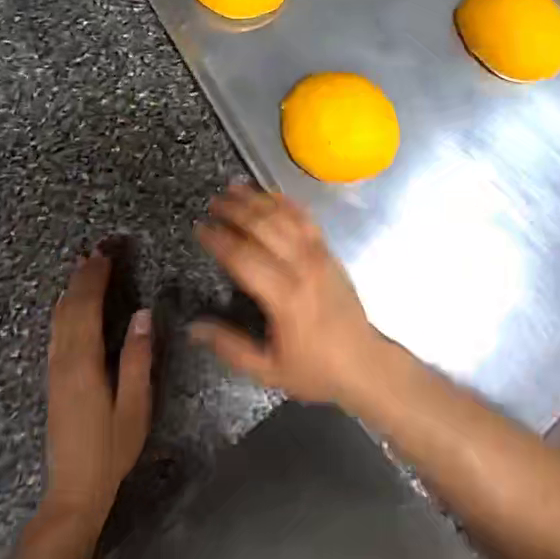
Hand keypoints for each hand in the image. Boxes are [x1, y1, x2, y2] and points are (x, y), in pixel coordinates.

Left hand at [42, 253, 151, 519]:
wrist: (74, 489)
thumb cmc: (111, 449)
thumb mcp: (134, 407)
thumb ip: (137, 359)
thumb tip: (142, 313)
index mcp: (83, 364)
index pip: (86, 309)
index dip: (95, 279)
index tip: (105, 254)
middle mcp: (63, 360)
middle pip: (69, 308)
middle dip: (82, 276)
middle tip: (96, 249)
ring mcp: (54, 369)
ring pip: (58, 318)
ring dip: (71, 288)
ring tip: (83, 265)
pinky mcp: (52, 378)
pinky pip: (55, 330)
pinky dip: (63, 307)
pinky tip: (69, 302)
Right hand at [190, 184, 388, 405]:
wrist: (366, 364)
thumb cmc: (315, 369)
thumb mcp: (268, 370)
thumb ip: (229, 346)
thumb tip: (193, 328)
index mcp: (284, 298)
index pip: (243, 257)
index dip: (219, 239)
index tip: (200, 228)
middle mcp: (302, 269)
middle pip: (263, 227)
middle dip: (235, 211)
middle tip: (212, 202)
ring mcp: (319, 256)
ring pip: (285, 217)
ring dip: (258, 200)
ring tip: (234, 188)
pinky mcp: (329, 252)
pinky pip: (307, 219)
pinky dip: (287, 203)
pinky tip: (271, 194)